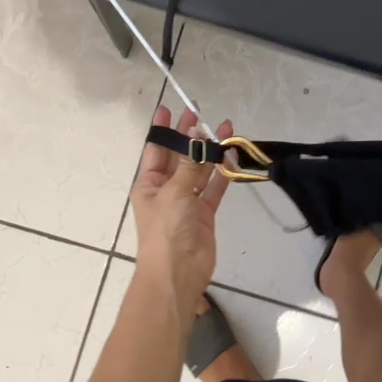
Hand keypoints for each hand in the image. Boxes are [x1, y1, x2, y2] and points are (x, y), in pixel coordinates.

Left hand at [130, 107, 232, 314]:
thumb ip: (190, 164)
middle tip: (199, 111)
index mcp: (149, 183)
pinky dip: (223, 171)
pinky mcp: (205, 212)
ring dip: (210, 150)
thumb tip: (198, 135)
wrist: (178, 272)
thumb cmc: (166, 230)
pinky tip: (232, 154)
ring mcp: (187, 200)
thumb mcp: (174, 192)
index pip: (156, 149)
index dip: (163, 129)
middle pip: (179, 155)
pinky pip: (215, 186)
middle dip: (189, 134)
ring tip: (224, 126)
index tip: (169, 108)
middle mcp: (166, 188)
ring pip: (200, 168)